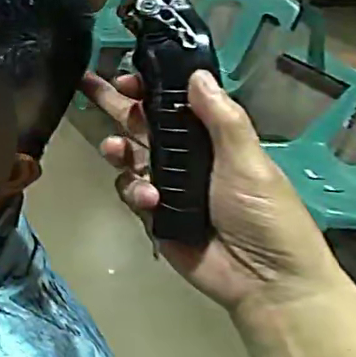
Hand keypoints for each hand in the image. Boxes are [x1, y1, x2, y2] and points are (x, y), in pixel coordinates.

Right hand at [82, 70, 342, 314]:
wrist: (267, 282)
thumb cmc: (265, 215)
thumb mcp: (249, 161)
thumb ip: (222, 119)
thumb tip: (197, 74)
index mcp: (209, 138)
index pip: (171, 104)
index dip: (147, 88)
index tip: (127, 77)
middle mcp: (183, 157)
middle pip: (140, 123)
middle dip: (114, 103)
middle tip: (88, 85)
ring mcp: (166, 186)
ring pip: (128, 157)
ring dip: (117, 149)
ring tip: (115, 149)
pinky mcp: (153, 215)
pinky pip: (130, 193)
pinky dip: (135, 192)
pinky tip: (150, 199)